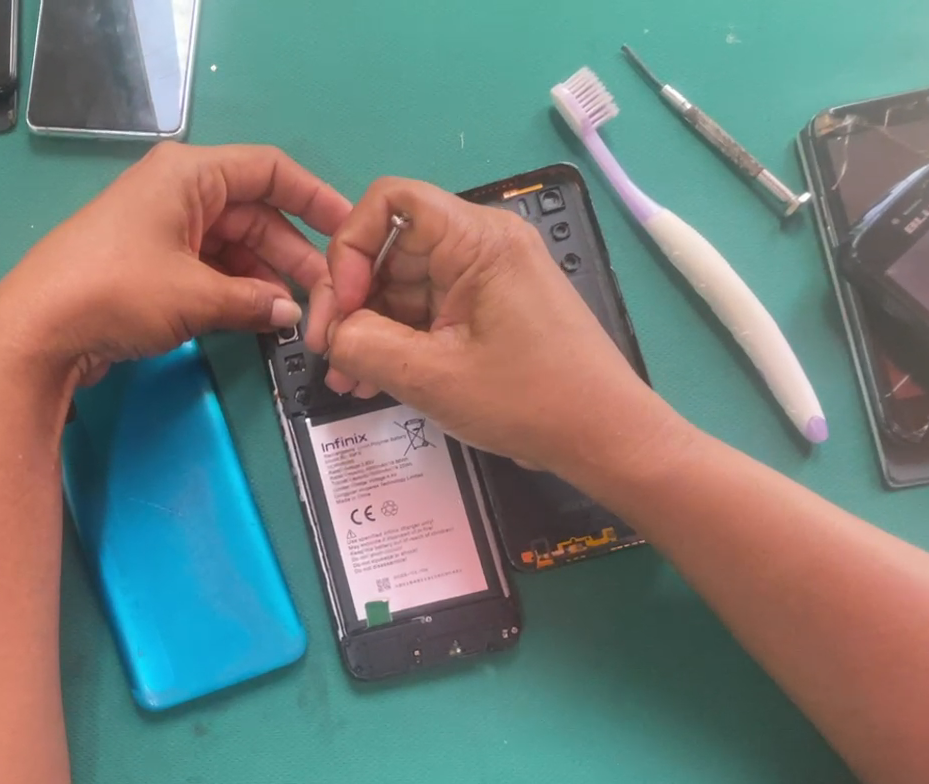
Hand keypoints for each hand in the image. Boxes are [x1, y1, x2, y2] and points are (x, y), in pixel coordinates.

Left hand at [0, 143, 350, 383]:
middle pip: (252, 214)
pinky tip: (258, 316)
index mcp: (190, 175)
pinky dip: (233, 291)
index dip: (313, 198)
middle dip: (290, 253)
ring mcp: (162, 231)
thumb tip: (290, 312)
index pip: (269, 171)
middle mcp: (178, 194)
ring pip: (231, 247)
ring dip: (262, 278)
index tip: (347, 230)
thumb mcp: (194, 296)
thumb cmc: (118, 293)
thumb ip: (252, 301)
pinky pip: (206, 270)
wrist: (40, 330)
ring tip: (295, 313)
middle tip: (325, 293)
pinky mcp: (150, 267)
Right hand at [308, 178, 684, 479]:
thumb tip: (332, 336)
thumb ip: (363, 346)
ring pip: (398, 288)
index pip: (388, 203)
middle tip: (329, 358)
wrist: (599, 436)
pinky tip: (369, 382)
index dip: (350, 250)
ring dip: (364, 332)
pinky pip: (420, 315)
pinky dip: (390, 344)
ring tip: (346, 382)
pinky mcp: (481, 312)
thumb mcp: (430, 376)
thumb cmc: (525, 400)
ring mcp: (480, 281)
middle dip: (349, 303)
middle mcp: (478, 247)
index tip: (343, 310)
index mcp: (476, 240)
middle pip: (388, 250)